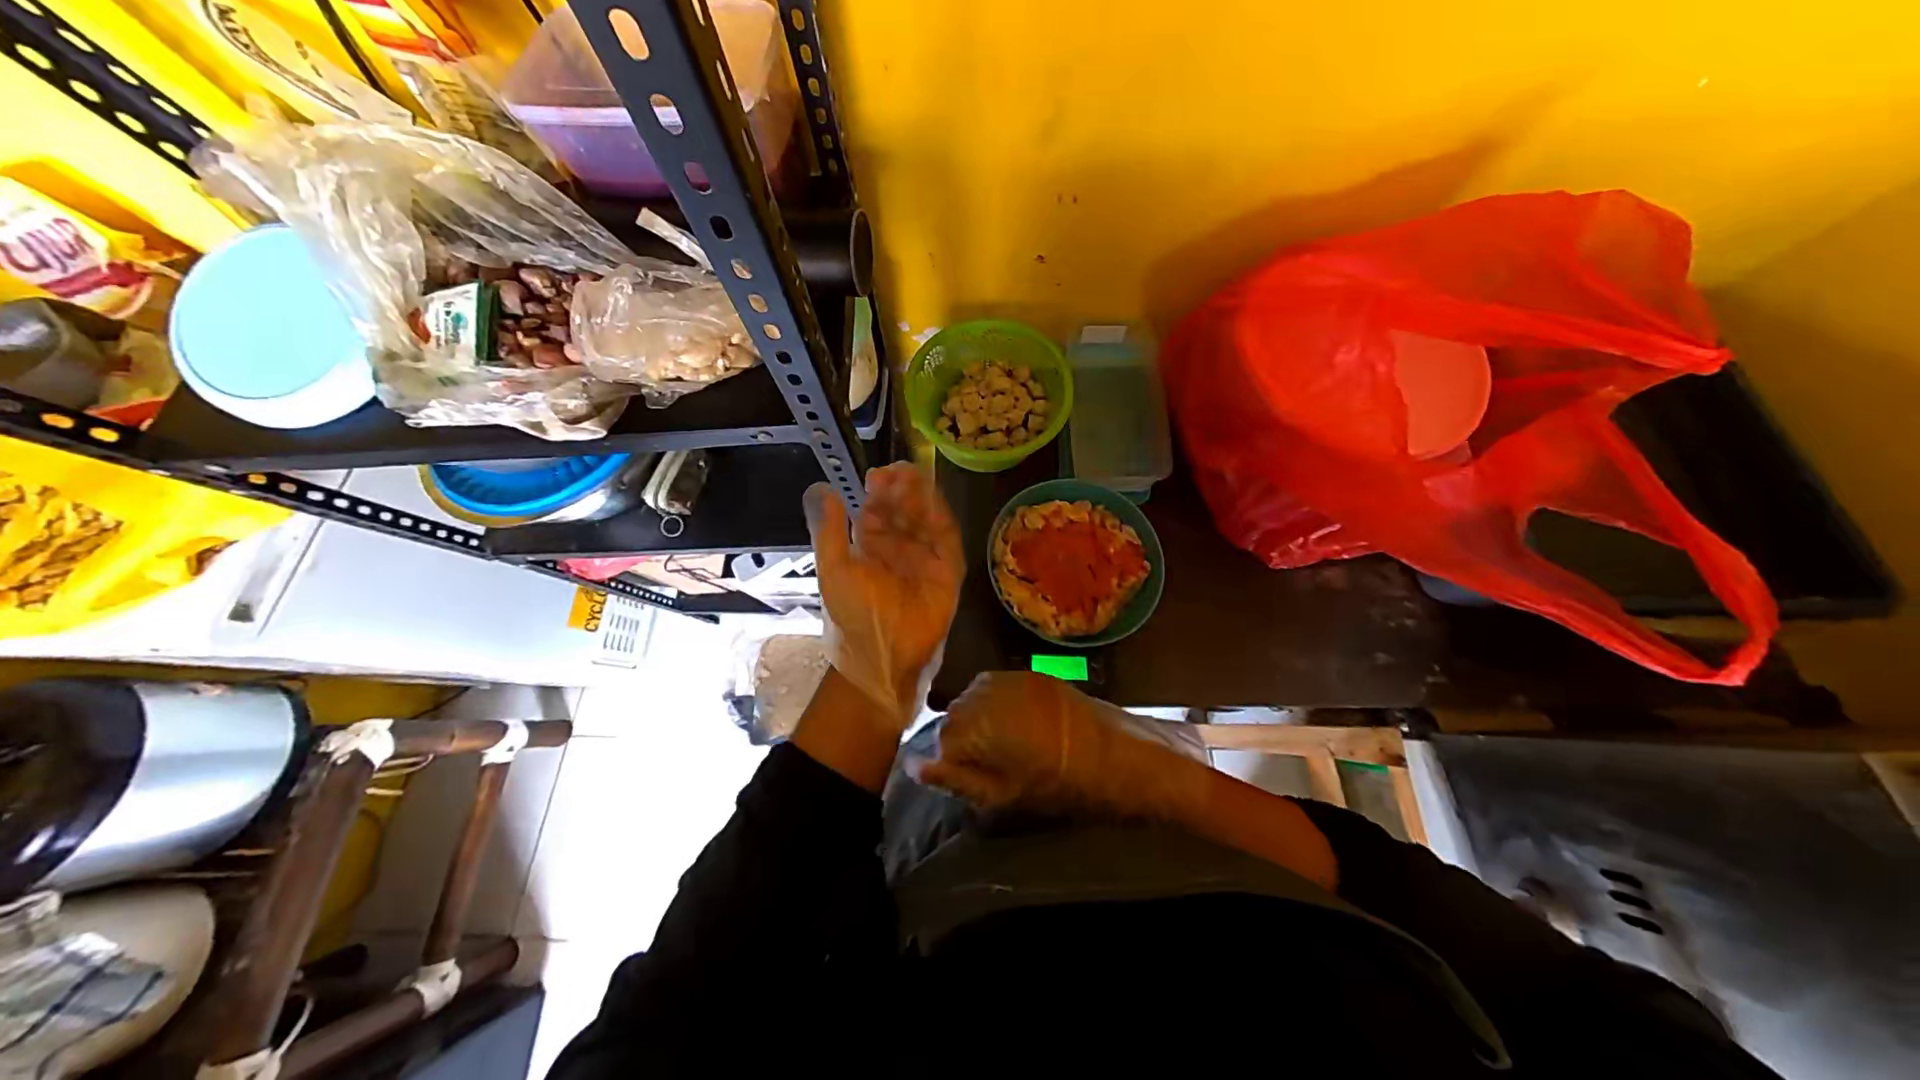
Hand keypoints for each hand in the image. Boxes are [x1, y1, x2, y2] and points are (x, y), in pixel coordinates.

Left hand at [805, 463, 964, 727]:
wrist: (882, 662)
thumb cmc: (852, 619)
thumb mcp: (833, 570)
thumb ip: (827, 530)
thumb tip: (822, 488)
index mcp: (868, 549)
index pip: (875, 511)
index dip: (878, 491)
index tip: (878, 473)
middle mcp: (897, 551)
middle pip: (903, 511)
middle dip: (902, 489)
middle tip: (901, 470)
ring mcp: (923, 560)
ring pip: (925, 521)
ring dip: (921, 499)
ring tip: (916, 478)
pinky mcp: (946, 574)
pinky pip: (947, 541)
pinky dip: (942, 520)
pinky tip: (934, 502)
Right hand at [919, 671, 1202, 818]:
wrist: (1117, 755)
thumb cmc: (1059, 783)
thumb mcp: (1003, 794)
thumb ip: (956, 778)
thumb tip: (915, 767)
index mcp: (978, 721)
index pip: (941, 737)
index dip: (953, 761)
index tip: (976, 776)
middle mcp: (987, 690)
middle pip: (955, 713)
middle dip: (964, 736)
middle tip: (991, 763)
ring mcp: (1012, 677)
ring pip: (974, 696)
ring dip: (980, 718)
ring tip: (1005, 744)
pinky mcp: (1032, 673)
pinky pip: (998, 686)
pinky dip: (999, 704)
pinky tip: (1019, 724)